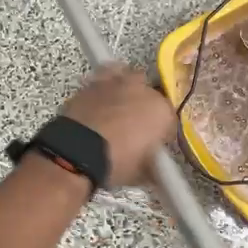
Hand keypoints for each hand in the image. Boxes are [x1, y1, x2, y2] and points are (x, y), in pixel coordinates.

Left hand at [56, 65, 178, 187]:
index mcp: (162, 111)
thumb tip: (152, 166)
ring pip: (129, 79)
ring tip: (116, 110)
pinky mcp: (95, 80)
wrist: (78, 150)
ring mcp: (118, 81)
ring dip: (126, 92)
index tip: (152, 142)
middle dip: (145, 106)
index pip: (169, 118)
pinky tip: (100, 99)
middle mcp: (144, 90)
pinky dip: (106, 86)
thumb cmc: (116, 163)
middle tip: (134, 125)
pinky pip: (107, 76)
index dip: (160, 131)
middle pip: (150, 94)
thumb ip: (152, 162)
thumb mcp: (142, 171)